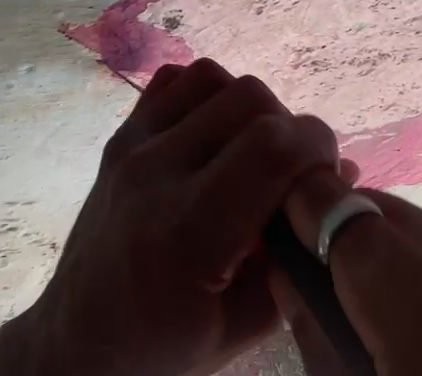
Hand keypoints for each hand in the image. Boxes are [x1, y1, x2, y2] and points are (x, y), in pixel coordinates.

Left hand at [0, 58, 340, 375]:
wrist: (78, 340)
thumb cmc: (165, 345)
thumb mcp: (246, 323)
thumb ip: (297, 252)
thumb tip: (343, 178)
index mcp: (190, 228)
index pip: (271, 147)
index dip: (316, 145)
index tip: (329, 170)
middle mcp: (156, 170)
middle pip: (247, 99)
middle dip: (288, 126)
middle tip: (293, 169)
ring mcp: (131, 144)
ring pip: (210, 77)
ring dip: (246, 105)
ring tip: (252, 150)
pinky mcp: (118, 136)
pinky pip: (170, 81)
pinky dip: (203, 94)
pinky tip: (213, 135)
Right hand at [274, 171, 421, 375]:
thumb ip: (315, 334)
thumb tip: (285, 276)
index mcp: (401, 276)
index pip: (319, 195)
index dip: (292, 210)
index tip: (281, 242)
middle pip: (369, 211)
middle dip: (346, 243)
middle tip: (351, 313)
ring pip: (420, 230)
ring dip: (401, 263)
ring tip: (421, 340)